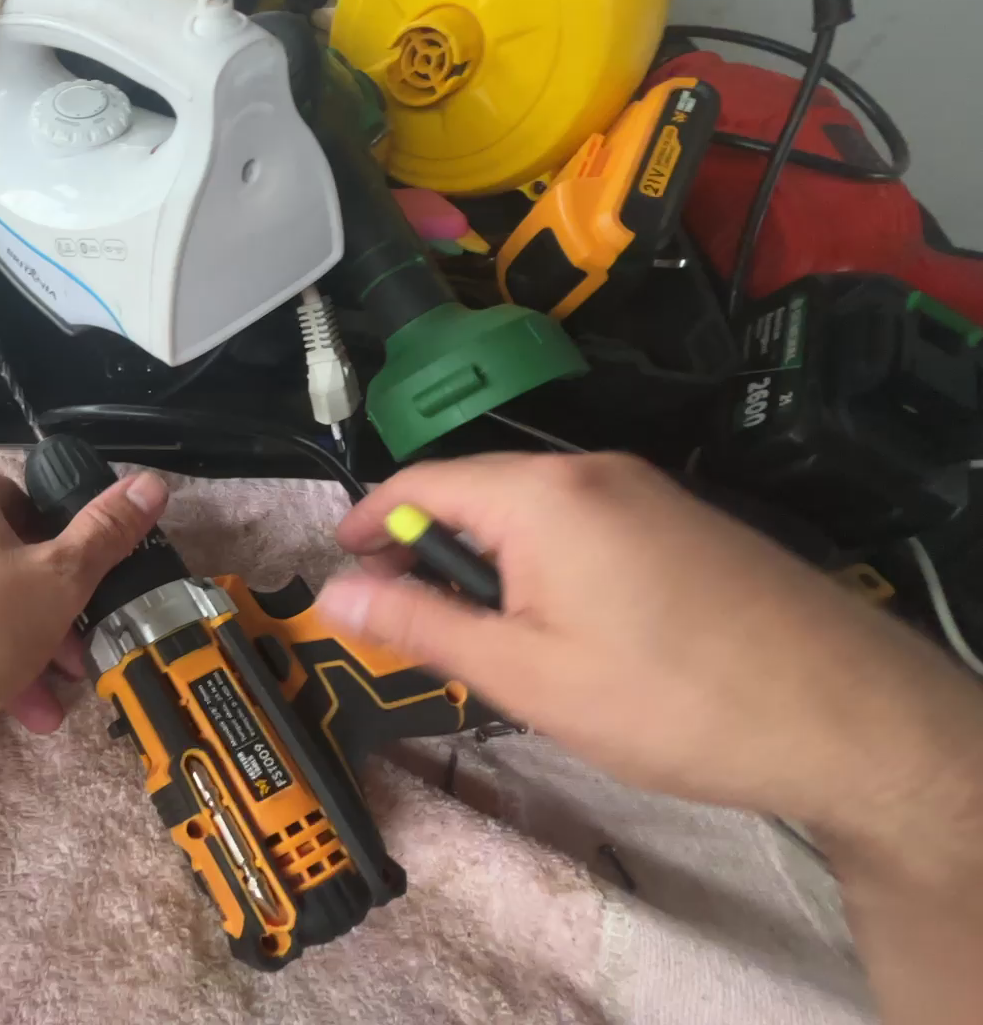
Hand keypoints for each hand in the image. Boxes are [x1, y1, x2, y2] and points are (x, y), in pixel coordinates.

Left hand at [0, 466, 167, 746]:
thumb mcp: (57, 582)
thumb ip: (106, 534)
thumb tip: (152, 483)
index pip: (30, 508)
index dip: (65, 558)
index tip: (82, 605)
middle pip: (2, 563)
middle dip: (44, 621)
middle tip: (70, 667)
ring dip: (15, 652)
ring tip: (39, 707)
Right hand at [314, 452, 982, 845]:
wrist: (871, 732)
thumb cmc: (672, 702)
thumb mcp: (520, 672)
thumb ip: (417, 623)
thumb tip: (334, 594)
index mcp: (540, 496)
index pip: (417, 482)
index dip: (366, 518)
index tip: (341, 558)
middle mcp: (590, 472)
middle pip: (468, 489)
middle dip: (419, 539)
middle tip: (399, 602)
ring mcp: (642, 489)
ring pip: (519, 506)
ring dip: (474, 551)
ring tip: (469, 619)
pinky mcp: (678, 517)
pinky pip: (570, 519)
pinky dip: (527, 554)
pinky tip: (543, 613)